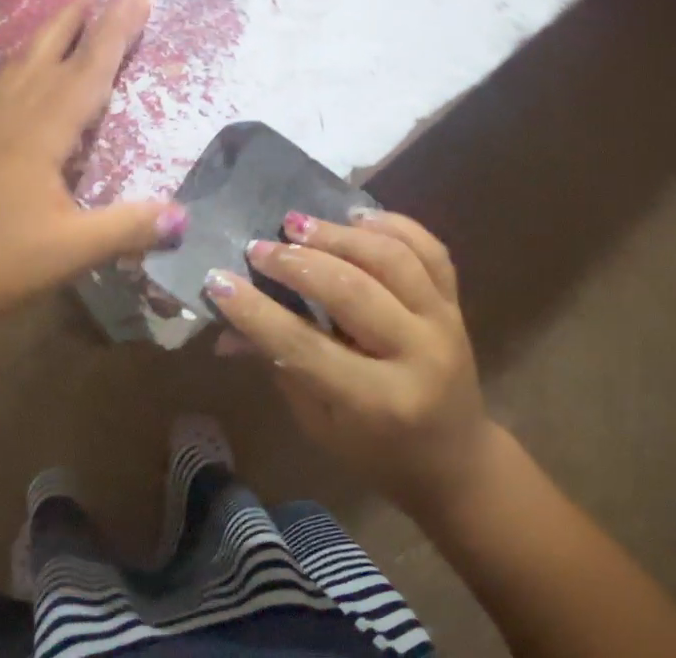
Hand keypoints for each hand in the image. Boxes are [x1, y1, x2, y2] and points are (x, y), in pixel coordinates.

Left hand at [0, 0, 186, 331]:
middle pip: (57, 57)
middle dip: (88, 19)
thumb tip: (184, 216)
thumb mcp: (70, 252)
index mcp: (44, 135)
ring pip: (19, 64)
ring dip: (47, 30)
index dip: (117, 30)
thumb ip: (128, 228)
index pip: (91, 72)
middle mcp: (13, 118)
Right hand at [206, 210, 491, 508]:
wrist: (456, 459)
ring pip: (391, 260)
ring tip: (297, 223)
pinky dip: (393, 225)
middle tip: (257, 247)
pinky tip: (355, 216)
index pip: (304, 346)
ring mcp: (443, 323)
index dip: (257, 312)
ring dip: (339, 235)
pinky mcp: (456, 304)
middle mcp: (417, 356)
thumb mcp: (321, 424)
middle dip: (297, 264)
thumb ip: (279, 368)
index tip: (218, 281)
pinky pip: (430, 250)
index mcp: (377, 402)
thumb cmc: (377, 452)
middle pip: (352, 292)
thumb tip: (226, 329)